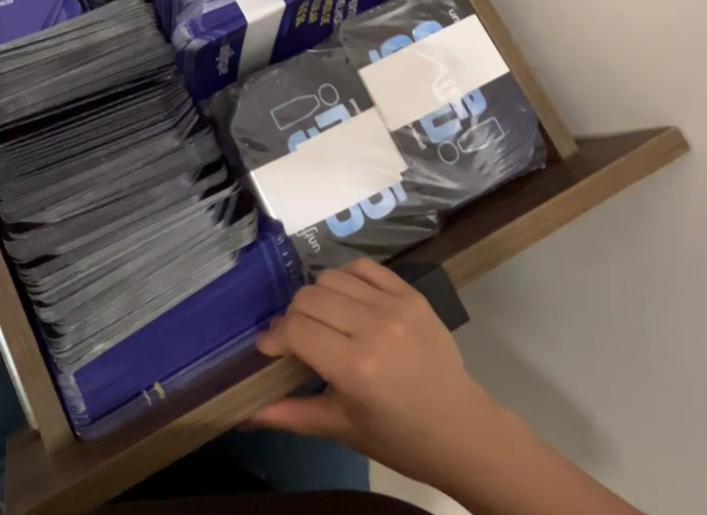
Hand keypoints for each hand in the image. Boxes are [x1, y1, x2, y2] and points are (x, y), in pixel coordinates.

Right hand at [249, 259, 503, 494]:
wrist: (463, 431)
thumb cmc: (400, 439)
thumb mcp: (342, 429)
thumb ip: (290, 413)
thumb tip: (243, 412)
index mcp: (356, 367)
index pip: (295, 329)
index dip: (274, 337)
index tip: (270, 350)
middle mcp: (374, 328)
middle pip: (309, 297)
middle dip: (292, 317)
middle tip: (298, 340)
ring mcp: (396, 306)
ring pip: (331, 277)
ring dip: (318, 296)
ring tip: (324, 321)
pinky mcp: (412, 294)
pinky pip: (363, 268)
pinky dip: (346, 278)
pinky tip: (347, 301)